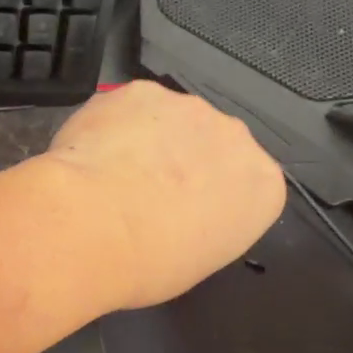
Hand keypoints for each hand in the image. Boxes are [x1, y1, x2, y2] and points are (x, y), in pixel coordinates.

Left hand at [40, 81, 285, 309]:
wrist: (97, 226)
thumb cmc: (152, 261)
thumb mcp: (196, 261)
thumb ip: (203, 226)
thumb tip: (173, 217)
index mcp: (262, 185)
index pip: (244, 185)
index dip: (206, 198)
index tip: (180, 214)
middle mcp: (235, 136)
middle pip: (209, 143)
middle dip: (180, 161)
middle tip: (143, 193)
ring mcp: (187, 107)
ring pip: (166, 120)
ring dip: (145, 140)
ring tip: (110, 174)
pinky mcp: (140, 91)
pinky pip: (127, 107)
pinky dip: (111, 124)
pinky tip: (90, 153)